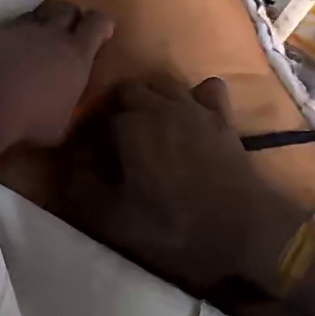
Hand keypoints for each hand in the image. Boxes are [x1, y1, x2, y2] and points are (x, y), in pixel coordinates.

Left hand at [0, 0, 113, 153]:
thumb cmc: (29, 119)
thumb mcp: (59, 126)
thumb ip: (68, 111)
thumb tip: (69, 112)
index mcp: (75, 53)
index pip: (97, 22)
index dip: (102, 23)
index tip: (103, 30)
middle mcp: (49, 34)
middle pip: (67, 8)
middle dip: (72, 16)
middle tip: (70, 30)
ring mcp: (18, 30)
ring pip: (35, 15)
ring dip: (40, 25)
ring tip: (35, 43)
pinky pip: (7, 29)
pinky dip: (10, 38)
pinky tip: (4, 54)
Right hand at [61, 77, 308, 294]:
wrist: (245, 230)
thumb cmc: (176, 227)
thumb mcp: (115, 221)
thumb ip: (83, 188)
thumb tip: (69, 162)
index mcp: (130, 126)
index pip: (97, 116)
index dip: (90, 136)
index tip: (90, 158)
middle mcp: (160, 105)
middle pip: (128, 93)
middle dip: (116, 112)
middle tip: (115, 144)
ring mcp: (195, 107)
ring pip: (163, 86)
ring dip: (150, 100)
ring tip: (147, 128)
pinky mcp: (222, 116)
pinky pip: (206, 89)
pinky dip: (194, 97)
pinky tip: (190, 116)